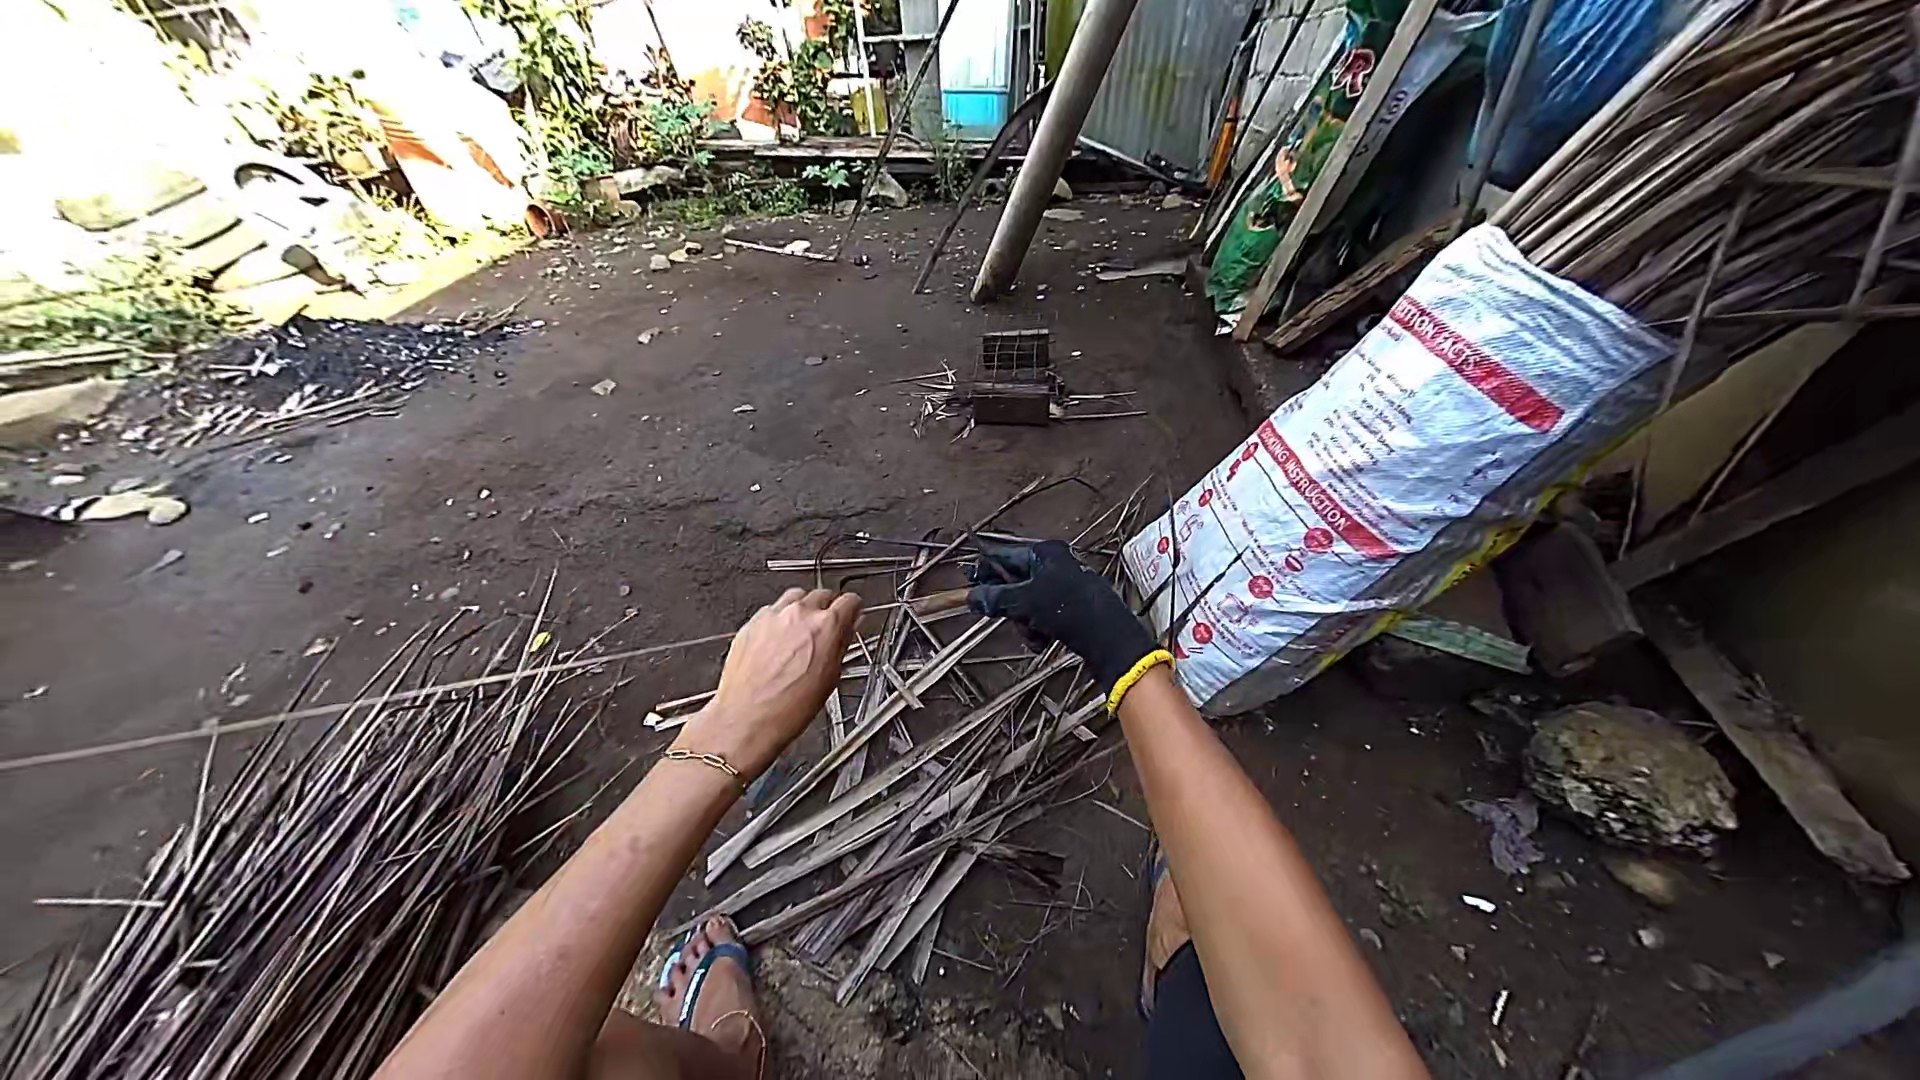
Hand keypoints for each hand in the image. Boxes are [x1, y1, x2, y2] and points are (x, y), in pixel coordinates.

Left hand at [675, 588, 861, 780]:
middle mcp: (799, 614)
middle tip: (826, 629)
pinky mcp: (751, 623)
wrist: (747, 719)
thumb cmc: (787, 708)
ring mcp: (773, 616)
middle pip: (822, 594)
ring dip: (802, 609)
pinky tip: (779, 641)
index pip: (849, 601)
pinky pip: (771, 611)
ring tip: (801, 633)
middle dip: (828, 609)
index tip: (850, 615)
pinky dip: (779, 619)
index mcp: (826, 626)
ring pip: (795, 598)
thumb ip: (842, 643)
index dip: (852, 609)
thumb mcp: (831, 676)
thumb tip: (848, 628)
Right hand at [966, 540, 1156, 692]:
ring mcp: (1065, 586)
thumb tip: (970, 597)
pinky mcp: (1072, 607)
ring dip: (1023, 620)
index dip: (985, 570)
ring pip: (1028, 601)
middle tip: (999, 615)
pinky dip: (1038, 628)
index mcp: (1044, 553)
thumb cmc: (1066, 608)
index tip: (969, 583)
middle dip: (1008, 604)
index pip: (1004, 556)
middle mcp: (1055, 564)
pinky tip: (1041, 640)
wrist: (1108, 635)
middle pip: (1015, 581)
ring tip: (1031, 632)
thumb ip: (994, 598)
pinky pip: (1043, 614)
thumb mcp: (1023, 601)